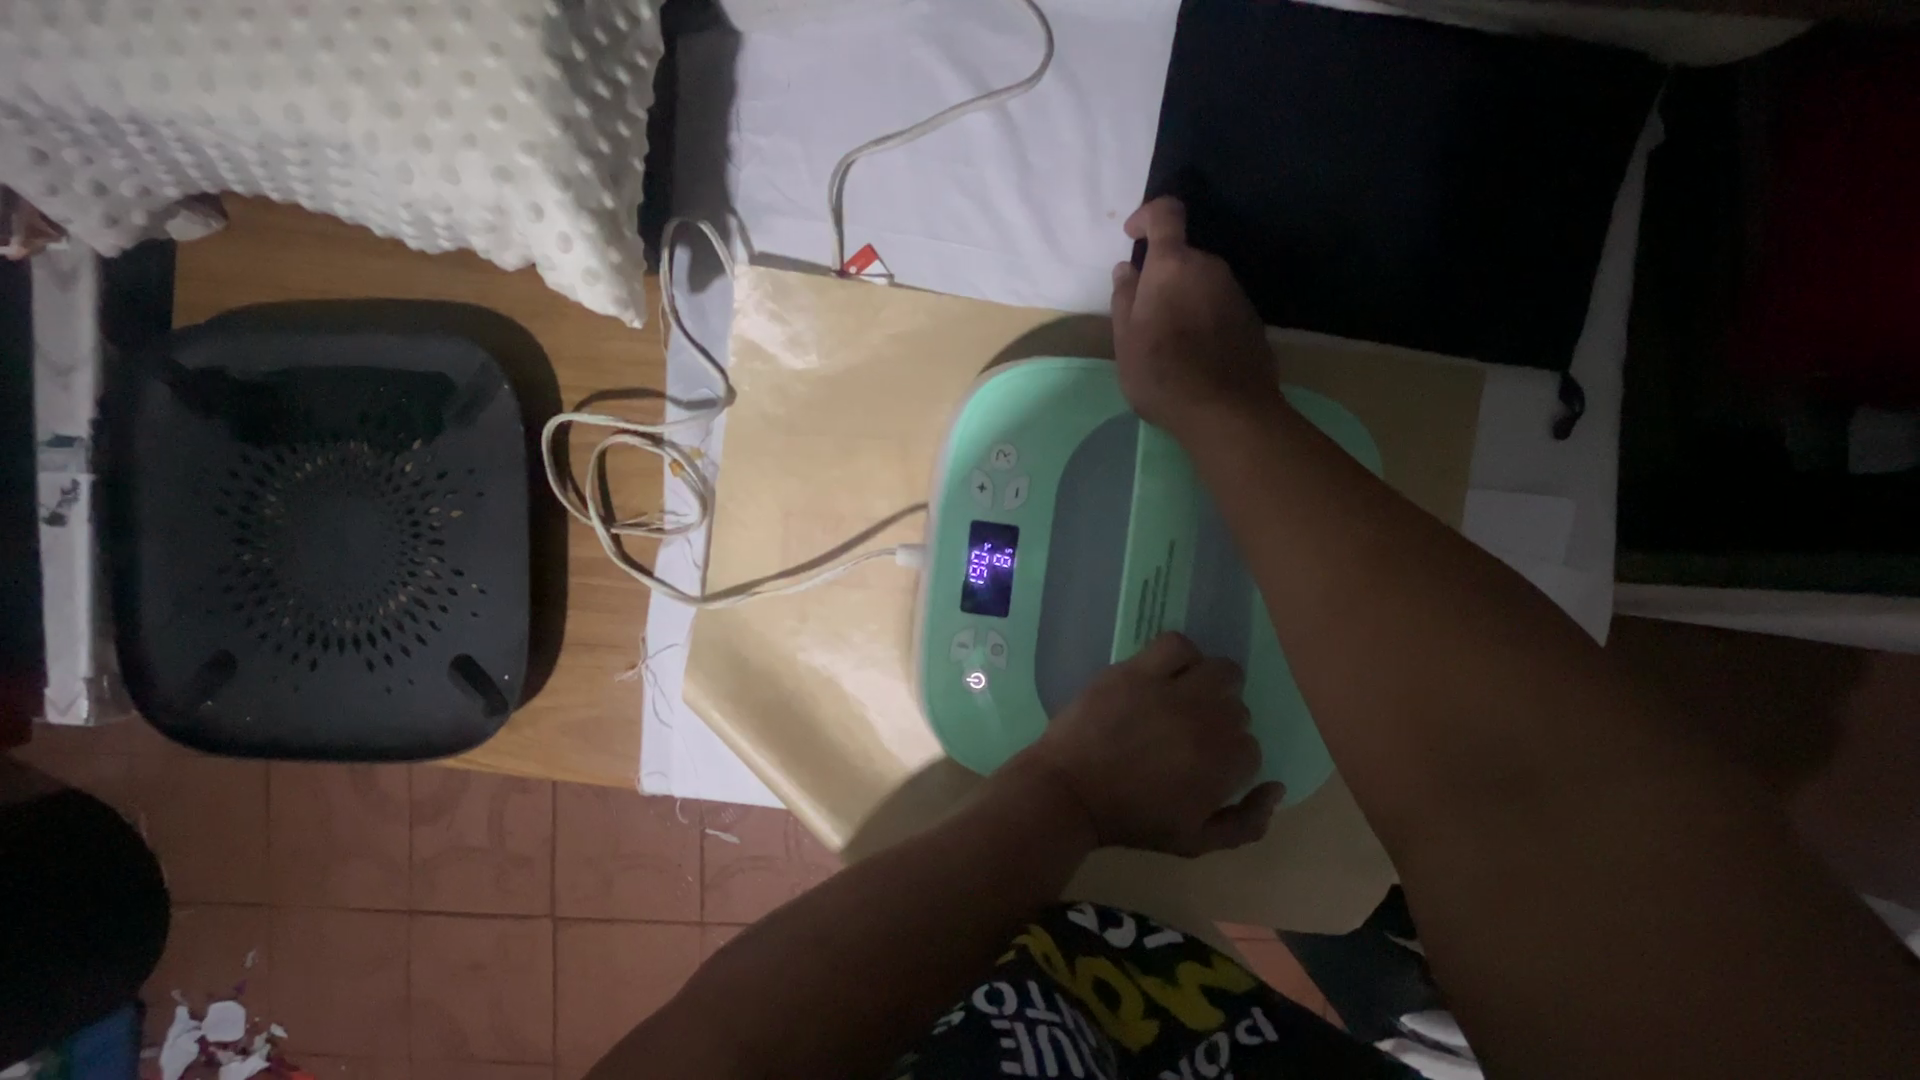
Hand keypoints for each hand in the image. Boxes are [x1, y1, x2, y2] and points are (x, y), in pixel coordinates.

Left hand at [1015, 632, 1284, 856]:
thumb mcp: (1195, 842)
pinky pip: (1176, 644)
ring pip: (1221, 670)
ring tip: (1190, 696)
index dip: (1231, 757)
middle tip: (1191, 734)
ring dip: (1214, 684)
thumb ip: (1246, 823)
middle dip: (1222, 723)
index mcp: (1222, 764)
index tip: (1205, 764)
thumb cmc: (1131, 820)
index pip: (1251, 747)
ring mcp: (1169, 691)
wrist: (1069, 791)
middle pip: (1238, 708)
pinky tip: (1170, 672)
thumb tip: (1276, 787)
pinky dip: (1182, 654)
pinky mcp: (1136, 670)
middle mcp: (1204, 721)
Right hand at [1110, 197, 1282, 436]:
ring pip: (1202, 283)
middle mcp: (1210, 268)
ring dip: (1183, 299)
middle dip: (1162, 276)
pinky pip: (1219, 306)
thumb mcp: (1126, 340)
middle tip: (1144, 315)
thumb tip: (1127, 269)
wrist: (1227, 411)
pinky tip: (1195, 355)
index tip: (1132, 235)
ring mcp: (1236, 292)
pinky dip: (1203, 318)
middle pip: (1183, 257)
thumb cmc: (1163, 373)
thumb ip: (1124, 298)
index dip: (1147, 216)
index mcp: (1173, 265)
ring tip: (1169, 342)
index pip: (1165, 214)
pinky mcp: (1252, 319)